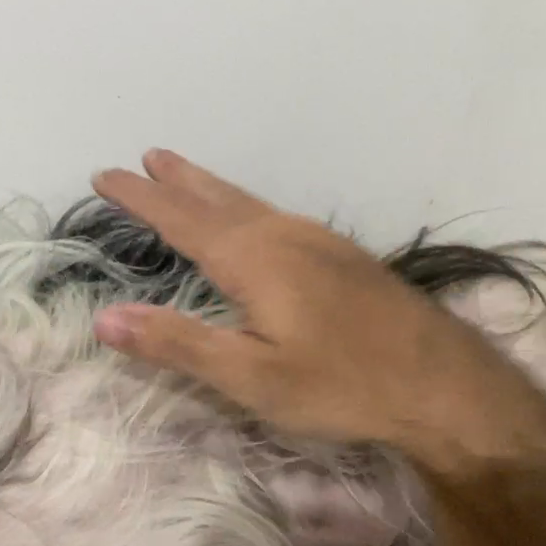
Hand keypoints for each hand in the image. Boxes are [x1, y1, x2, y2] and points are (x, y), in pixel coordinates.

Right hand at [90, 150, 545, 474]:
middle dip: (175, 182)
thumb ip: (178, 345)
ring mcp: (320, 243)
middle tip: (144, 159)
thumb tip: (104, 318)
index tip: (105, 176)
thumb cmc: (341, 386)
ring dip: (211, 188)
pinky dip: (245, 207)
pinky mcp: (344, 259)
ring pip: (251, 204)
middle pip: (218, 200)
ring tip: (184, 173)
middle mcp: (285, 237)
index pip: (181, 219)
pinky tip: (255, 222)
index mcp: (254, 260)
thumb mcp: (251, 378)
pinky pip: (277, 217)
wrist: (441, 382)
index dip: (141, 199)